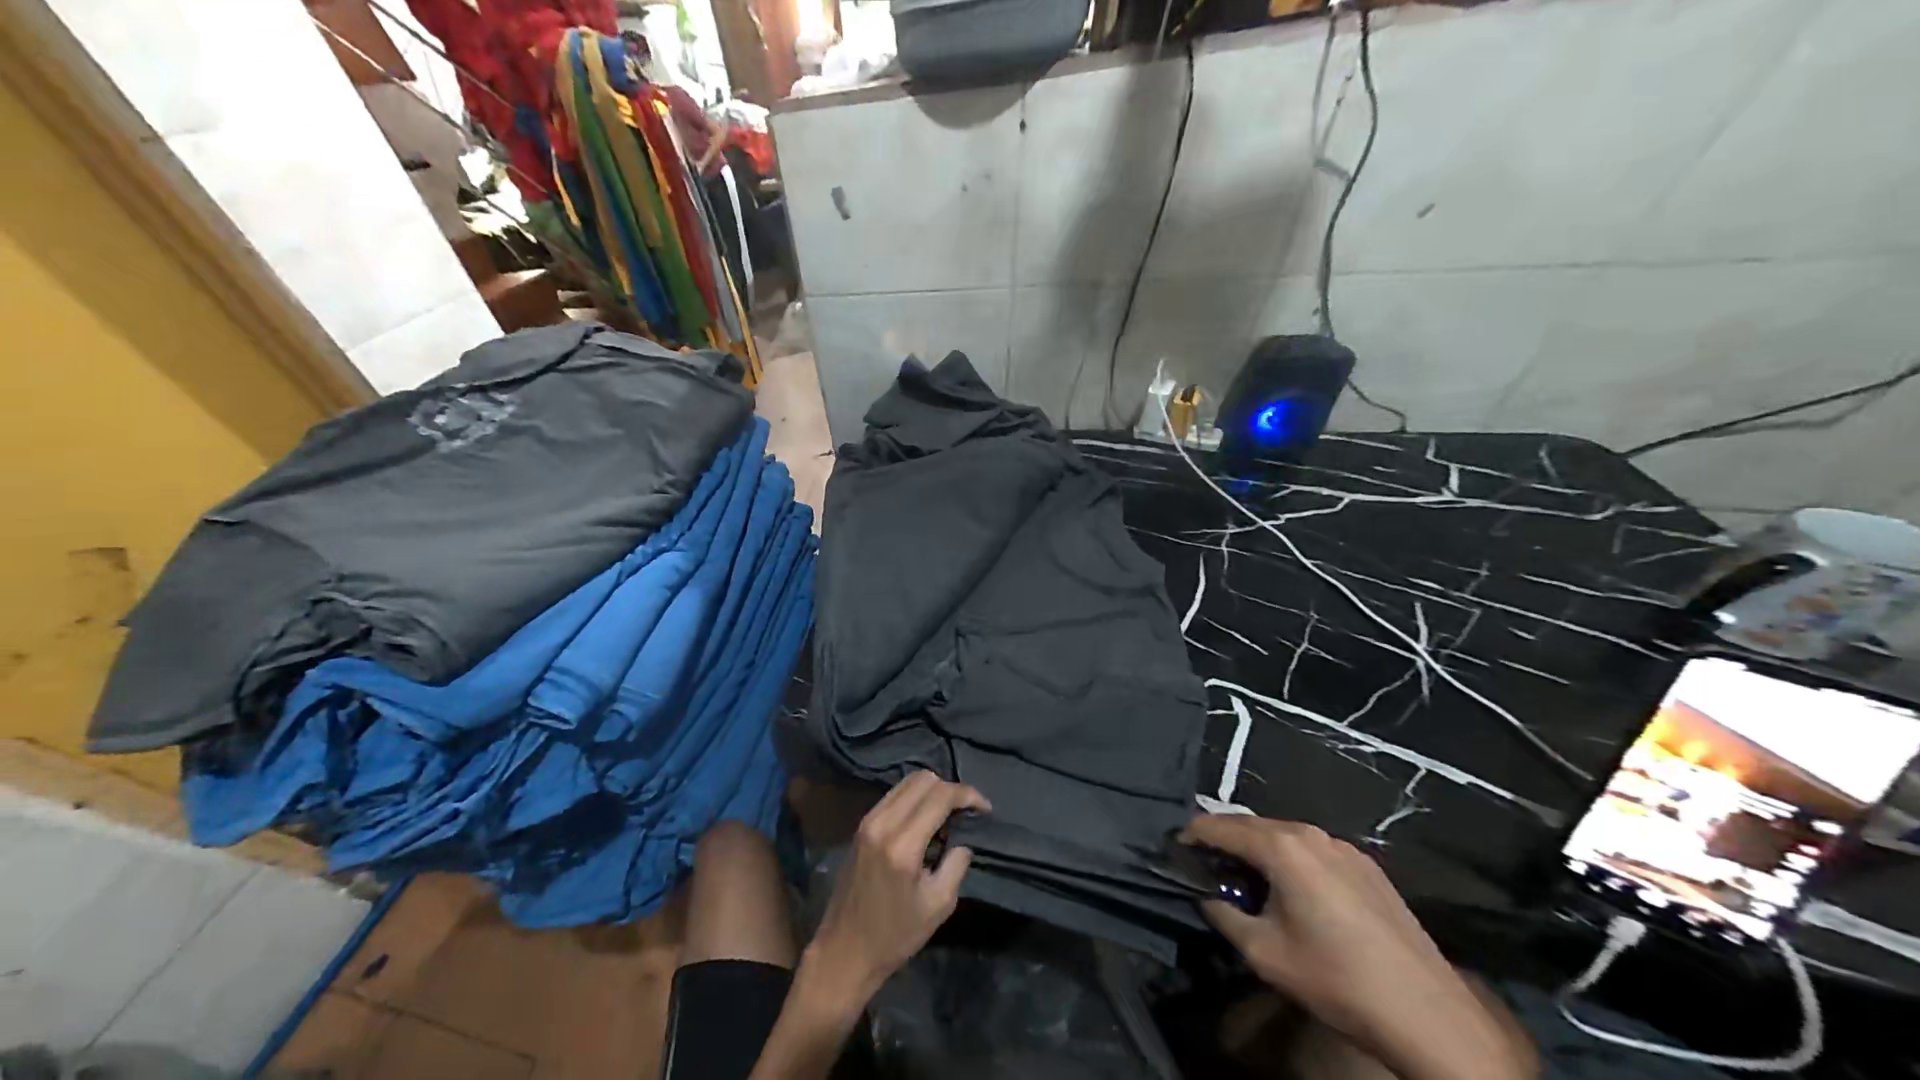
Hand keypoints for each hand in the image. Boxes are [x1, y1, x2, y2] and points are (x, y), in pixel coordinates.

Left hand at [805, 771, 989, 1003]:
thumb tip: (963, 839)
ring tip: (948, 815)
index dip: (968, 795)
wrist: (844, 950)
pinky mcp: (861, 826)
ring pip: (907, 782)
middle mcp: (882, 823)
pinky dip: (915, 797)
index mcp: (902, 845)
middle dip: (951, 789)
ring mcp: (868, 821)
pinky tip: (926, 820)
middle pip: (924, 780)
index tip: (985, 809)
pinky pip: (894, 795)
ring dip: (932, 790)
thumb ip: (956, 864)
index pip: (940, 796)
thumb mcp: (938, 905)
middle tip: (967, 812)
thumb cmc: (894, 935)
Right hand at [1183, 815, 1534, 1079]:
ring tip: (1244, 879)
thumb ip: (1223, 913)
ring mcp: (1345, 847)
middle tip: (1204, 866)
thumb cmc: (1335, 979)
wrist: (1428, 1014)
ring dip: (1258, 850)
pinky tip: (1290, 891)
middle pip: (1252, 824)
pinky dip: (1289, 859)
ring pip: (1284, 836)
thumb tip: (1206, 894)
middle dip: (1224, 840)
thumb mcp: (1262, 952)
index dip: (1192, 834)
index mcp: (1282, 845)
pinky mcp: (1367, 867)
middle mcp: (1312, 833)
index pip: (1220, 824)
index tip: (1174, 850)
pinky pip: (1313, 850)